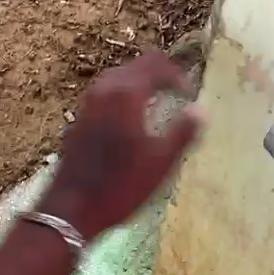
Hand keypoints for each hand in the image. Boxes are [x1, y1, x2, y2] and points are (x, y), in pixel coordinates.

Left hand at [36, 51, 200, 238]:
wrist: (72, 209)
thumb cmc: (122, 185)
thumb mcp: (161, 162)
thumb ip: (183, 132)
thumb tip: (201, 109)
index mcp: (128, 94)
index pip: (156, 65)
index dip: (177, 75)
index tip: (189, 93)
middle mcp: (106, 89)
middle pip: (137, 65)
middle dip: (159, 73)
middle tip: (177, 92)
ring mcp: (89, 101)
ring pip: (119, 75)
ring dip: (140, 81)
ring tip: (158, 100)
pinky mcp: (80, 116)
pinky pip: (106, 90)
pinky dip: (123, 92)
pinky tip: (131, 115)